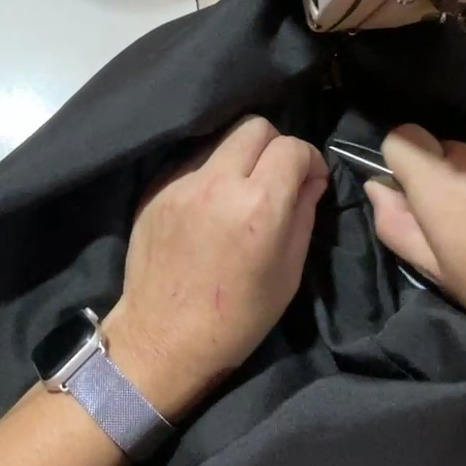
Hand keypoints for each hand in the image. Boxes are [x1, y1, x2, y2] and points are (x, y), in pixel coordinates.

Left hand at [104, 116, 328, 416]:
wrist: (164, 338)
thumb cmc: (237, 318)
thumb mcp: (289, 272)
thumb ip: (303, 214)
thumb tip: (310, 179)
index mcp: (258, 207)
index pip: (291, 147)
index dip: (308, 159)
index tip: (309, 181)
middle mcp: (216, 184)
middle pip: (255, 126)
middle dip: (274, 146)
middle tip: (275, 179)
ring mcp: (180, 184)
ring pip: (220, 141)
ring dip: (239, 159)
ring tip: (239, 194)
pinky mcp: (154, 191)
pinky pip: (192, 164)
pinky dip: (209, 176)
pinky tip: (209, 208)